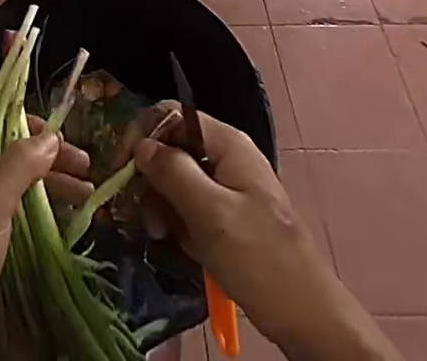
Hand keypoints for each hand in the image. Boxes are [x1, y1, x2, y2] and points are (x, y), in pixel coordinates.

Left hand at [0, 120, 91, 359]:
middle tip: (84, 164)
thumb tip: (51, 137)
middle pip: (11, 153)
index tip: (60, 135)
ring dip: (52, 183)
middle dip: (49, 158)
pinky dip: (44, 206)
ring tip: (88, 191)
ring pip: (19, 182)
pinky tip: (69, 210)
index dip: (27, 125)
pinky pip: (18, 208)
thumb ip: (20, 162)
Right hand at [134, 115, 400, 360]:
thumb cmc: (258, 257)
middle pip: (172, 147)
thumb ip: (173, 172)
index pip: (172, 115)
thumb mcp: (210, 213)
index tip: (122, 170)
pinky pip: (191, 204)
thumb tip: (141, 145)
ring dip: (164, 206)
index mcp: (227, 143)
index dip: (143, 135)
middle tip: (147, 217)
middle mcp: (226, 154)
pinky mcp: (227, 212)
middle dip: (153, 179)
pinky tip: (185, 245)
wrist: (305, 312)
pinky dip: (181, 222)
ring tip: (164, 237)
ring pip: (178, 178)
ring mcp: (228, 183)